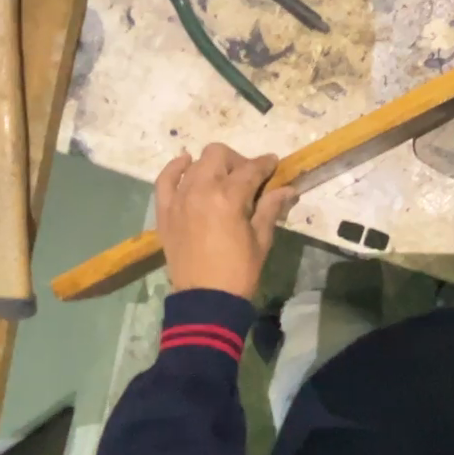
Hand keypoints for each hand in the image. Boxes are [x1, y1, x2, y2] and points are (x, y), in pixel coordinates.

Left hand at [155, 143, 295, 297]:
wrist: (206, 299)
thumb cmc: (240, 271)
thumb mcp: (261, 240)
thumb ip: (270, 208)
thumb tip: (288, 189)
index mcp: (229, 198)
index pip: (251, 169)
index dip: (266, 164)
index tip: (274, 164)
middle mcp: (201, 190)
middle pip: (218, 155)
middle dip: (237, 161)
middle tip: (248, 178)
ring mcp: (179, 198)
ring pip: (194, 163)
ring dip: (212, 166)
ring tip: (222, 179)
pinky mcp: (165, 210)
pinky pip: (165, 179)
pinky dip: (176, 169)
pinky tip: (186, 165)